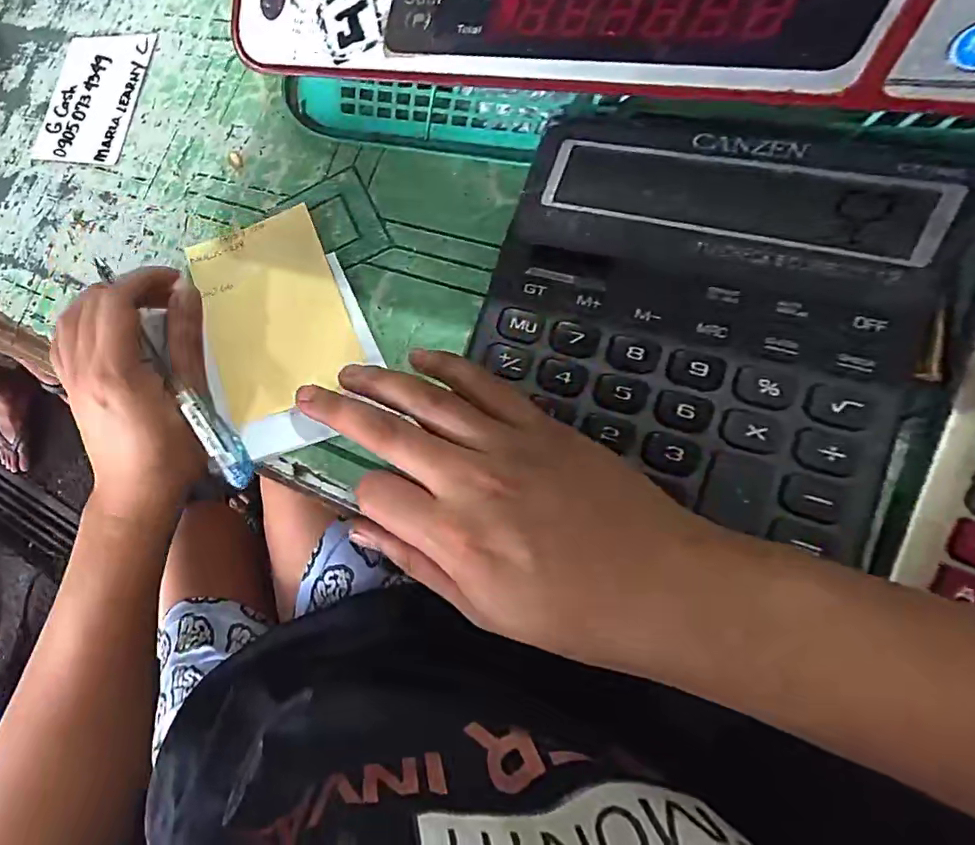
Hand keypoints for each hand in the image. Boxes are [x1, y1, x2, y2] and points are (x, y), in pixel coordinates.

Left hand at [50, 267, 207, 520]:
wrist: (133, 498)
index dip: (146, 280)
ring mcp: (70, 376)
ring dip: (105, 300)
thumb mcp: (190, 397)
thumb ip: (185, 340)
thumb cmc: (170, 455)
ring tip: (139, 309)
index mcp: (113, 370)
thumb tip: (185, 292)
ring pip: (72, 314)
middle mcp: (82, 367)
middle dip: (130, 287)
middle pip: (93, 301)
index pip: (116, 300)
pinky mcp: (68, 385)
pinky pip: (64, 337)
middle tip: (165, 297)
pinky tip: (110, 328)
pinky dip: (84, 319)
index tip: (176, 282)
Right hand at [295, 349, 754, 671]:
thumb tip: (362, 531)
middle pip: (381, 431)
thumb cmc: (570, 616)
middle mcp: (465, 480)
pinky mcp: (536, 424)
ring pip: (422, 398)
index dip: (359, 492)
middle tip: (305, 394)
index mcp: (450, 535)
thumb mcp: (483, 611)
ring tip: (346, 371)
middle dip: (335, 410)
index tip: (365, 498)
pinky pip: (481, 384)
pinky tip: (417, 358)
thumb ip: (416, 563)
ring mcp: (502, 445)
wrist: (669, 589)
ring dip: (376, 380)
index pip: (373, 491)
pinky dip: (446, 367)